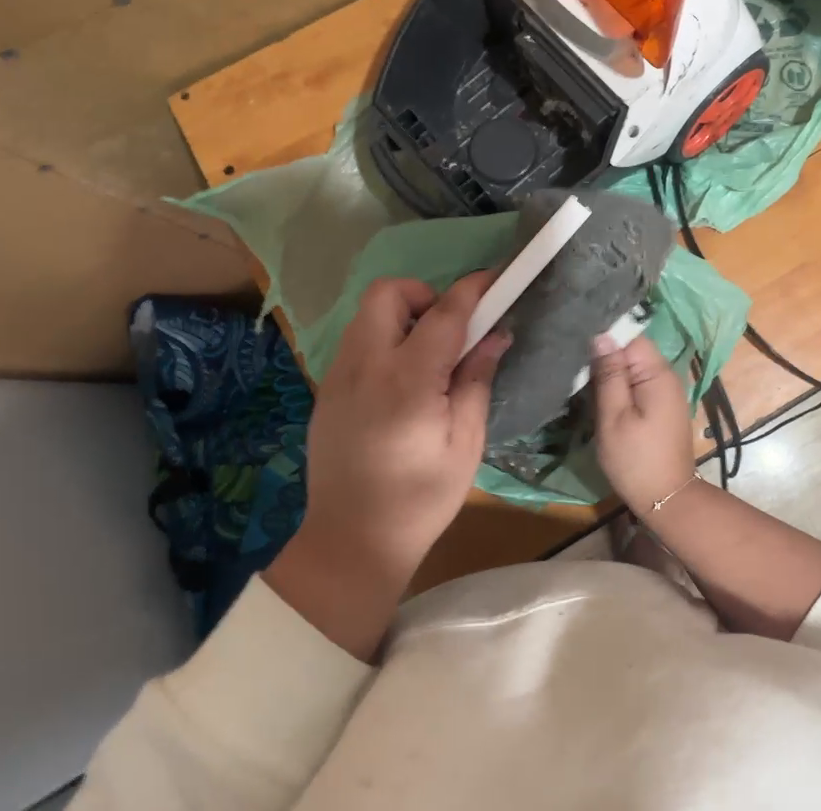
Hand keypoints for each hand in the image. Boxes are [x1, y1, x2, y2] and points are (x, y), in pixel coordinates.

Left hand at [265, 273, 508, 657]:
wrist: (352, 540)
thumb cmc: (421, 498)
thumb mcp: (465, 444)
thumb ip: (476, 381)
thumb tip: (495, 335)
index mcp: (408, 380)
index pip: (444, 313)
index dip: (472, 289)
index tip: (495, 280)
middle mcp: (366, 366)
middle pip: (387, 293)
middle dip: (423, 294)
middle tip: (449, 329)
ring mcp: (338, 376)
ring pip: (366, 315)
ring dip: (401, 317)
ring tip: (427, 357)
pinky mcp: (325, 391)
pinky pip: (355, 344)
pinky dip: (382, 342)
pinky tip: (400, 384)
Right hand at [590, 335, 695, 511]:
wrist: (666, 498)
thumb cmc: (636, 460)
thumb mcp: (614, 417)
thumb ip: (608, 375)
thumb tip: (602, 336)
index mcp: (658, 374)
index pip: (631, 338)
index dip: (605, 341)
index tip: (578, 350)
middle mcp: (667, 376)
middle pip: (632, 352)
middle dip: (606, 357)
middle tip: (574, 369)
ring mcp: (666, 392)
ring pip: (634, 369)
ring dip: (611, 374)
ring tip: (582, 381)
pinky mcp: (662, 407)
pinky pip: (639, 385)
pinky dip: (621, 388)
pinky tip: (602, 397)